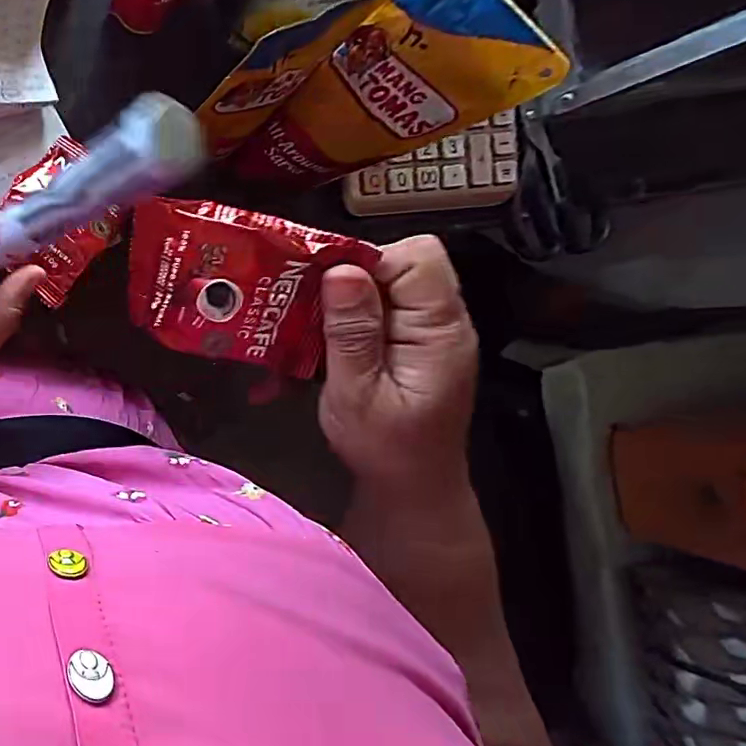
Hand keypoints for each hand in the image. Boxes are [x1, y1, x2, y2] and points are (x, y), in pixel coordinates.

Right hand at [318, 235, 477, 491]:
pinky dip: (347, 310)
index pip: (417, 259)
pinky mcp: (410, 341)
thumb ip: (351, 332)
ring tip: (305, 314)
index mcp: (439, 330)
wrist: (411, 486)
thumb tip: (341, 271)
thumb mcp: (356, 392)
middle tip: (303, 297)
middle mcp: (442, 321)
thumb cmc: (383, 447)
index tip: (320, 279)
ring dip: (343, 292)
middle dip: (349, 273)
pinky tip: (320, 330)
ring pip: (387, 282)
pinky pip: (381, 306)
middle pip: (402, 262)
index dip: (367, 259)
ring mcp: (427, 331)